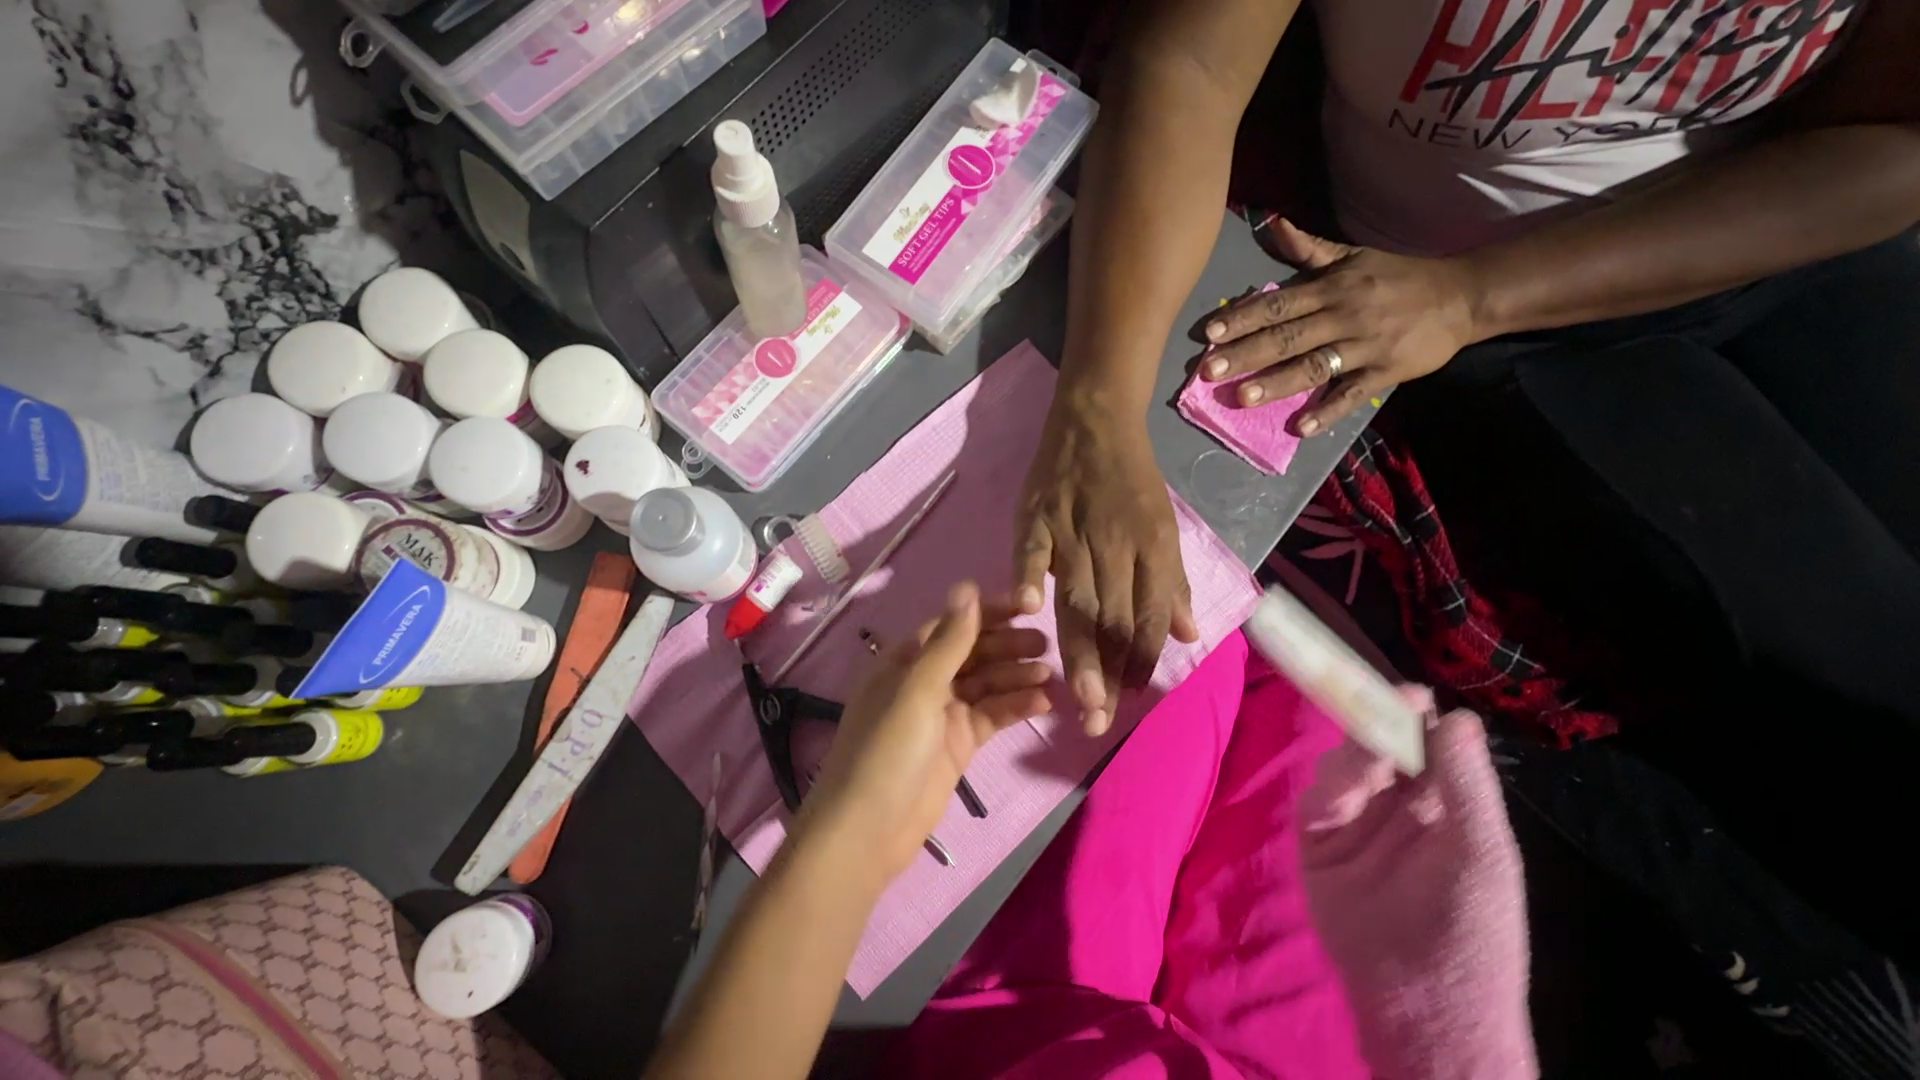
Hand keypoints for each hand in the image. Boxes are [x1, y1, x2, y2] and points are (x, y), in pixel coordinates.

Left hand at [799, 584, 1051, 882]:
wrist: (867, 832)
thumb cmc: (886, 753)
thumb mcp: (917, 691)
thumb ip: (948, 643)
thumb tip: (966, 587)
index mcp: (904, 662)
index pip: (951, 625)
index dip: (987, 613)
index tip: (1027, 605)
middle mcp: (923, 682)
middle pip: (972, 653)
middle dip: (1007, 645)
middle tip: (1046, 643)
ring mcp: (942, 715)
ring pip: (986, 685)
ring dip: (1016, 676)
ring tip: (1051, 674)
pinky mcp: (958, 745)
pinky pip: (991, 717)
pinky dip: (1014, 708)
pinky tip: (1043, 703)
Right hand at [1014, 407, 1198, 735]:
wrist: (1096, 419)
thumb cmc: (1132, 478)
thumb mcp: (1165, 525)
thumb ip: (1172, 581)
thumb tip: (1188, 635)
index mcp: (1151, 547)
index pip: (1147, 615)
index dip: (1140, 660)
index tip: (1127, 702)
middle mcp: (1116, 544)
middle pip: (1112, 617)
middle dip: (1107, 673)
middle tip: (1096, 722)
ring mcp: (1074, 530)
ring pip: (1078, 598)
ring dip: (1078, 649)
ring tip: (1075, 698)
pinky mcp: (1038, 516)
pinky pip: (1034, 548)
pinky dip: (1032, 574)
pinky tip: (1030, 607)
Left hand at [1198, 219, 1483, 434]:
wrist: (1463, 295)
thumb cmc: (1397, 278)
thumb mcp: (1354, 256)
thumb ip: (1310, 249)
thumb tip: (1273, 225)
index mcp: (1332, 288)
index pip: (1279, 303)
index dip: (1243, 316)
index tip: (1210, 332)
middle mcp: (1344, 315)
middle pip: (1288, 336)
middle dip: (1247, 353)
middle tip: (1208, 370)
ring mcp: (1366, 345)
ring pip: (1315, 365)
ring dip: (1278, 382)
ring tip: (1242, 397)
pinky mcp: (1386, 372)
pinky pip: (1352, 394)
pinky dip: (1328, 412)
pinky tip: (1301, 428)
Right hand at [1299, 705, 1535, 1078]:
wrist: (1421, 1002)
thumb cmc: (1471, 929)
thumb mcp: (1482, 853)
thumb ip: (1467, 784)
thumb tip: (1458, 715)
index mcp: (1448, 804)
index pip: (1427, 743)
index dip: (1415, 715)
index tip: (1406, 692)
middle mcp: (1400, 805)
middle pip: (1380, 745)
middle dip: (1375, 725)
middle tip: (1369, 708)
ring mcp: (1357, 822)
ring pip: (1344, 765)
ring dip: (1351, 758)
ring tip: (1364, 771)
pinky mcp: (1320, 842)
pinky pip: (1316, 799)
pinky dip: (1327, 790)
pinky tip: (1340, 797)